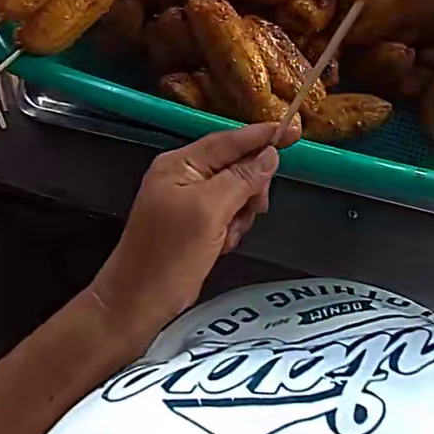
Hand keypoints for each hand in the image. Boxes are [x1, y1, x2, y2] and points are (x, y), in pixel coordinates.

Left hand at [91, 120, 299, 331]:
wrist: (138, 303)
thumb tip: (270, 154)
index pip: (230, 140)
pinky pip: (229, 211)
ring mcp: (190, 199)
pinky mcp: (197, 222)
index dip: (263, 134)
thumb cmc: (170, 254)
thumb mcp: (210, 211)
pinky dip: (232, 226)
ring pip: (238, 190)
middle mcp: (186, 175)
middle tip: (257, 208)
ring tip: (228, 235)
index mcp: (181, 164)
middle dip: (250, 188)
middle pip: (237, 165)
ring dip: (242, 212)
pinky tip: (222, 244)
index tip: (296, 130)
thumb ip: (242, 179)